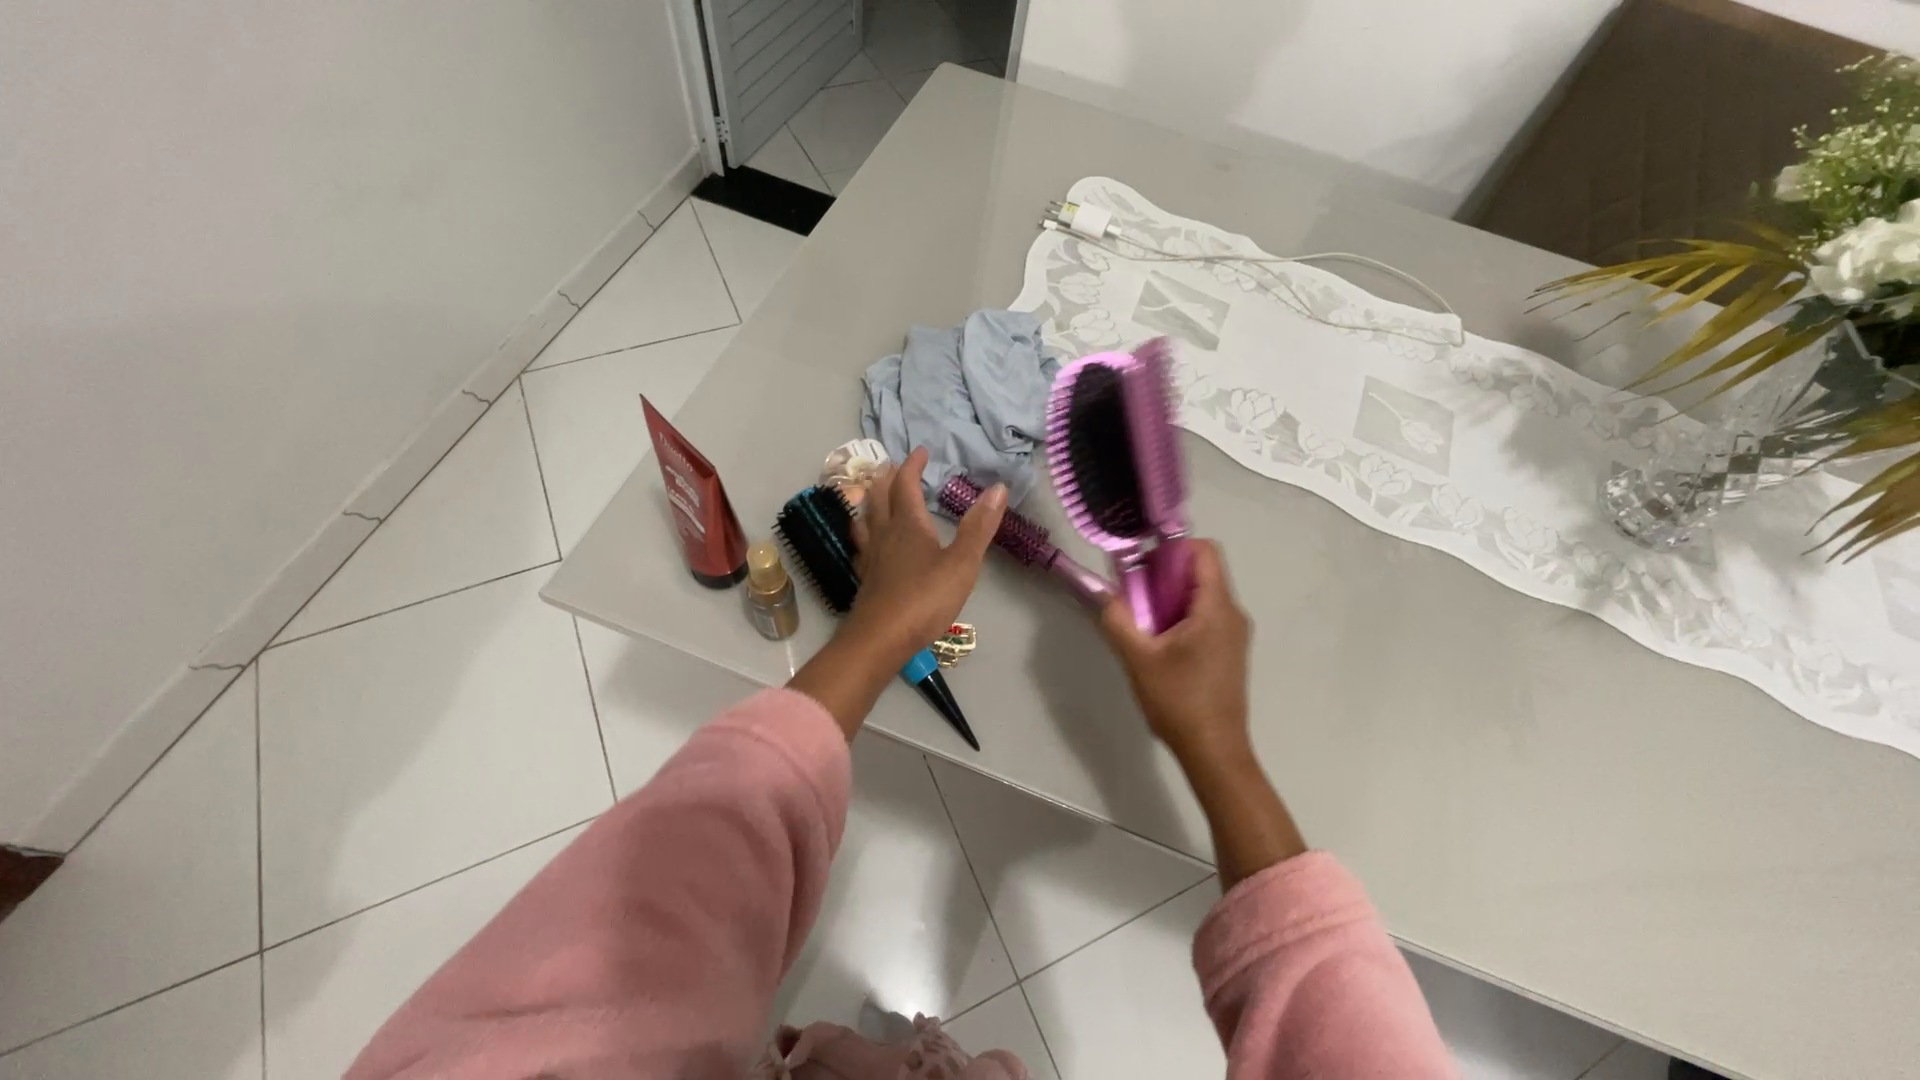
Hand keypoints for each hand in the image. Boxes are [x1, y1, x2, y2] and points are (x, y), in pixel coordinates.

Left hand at [845, 447, 1006, 664]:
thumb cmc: (924, 599)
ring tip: (873, 495)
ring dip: (870, 501)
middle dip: (887, 478)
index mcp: (908, 525)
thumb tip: (998, 488)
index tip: (920, 452)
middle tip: (892, 466)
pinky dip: (864, 533)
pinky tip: (867, 543)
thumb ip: (978, 527)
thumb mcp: (961, 564)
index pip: (905, 486)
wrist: (880, 639)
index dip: (911, 466)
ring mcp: (870, 557)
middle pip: (879, 497)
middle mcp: (884, 535)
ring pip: (865, 519)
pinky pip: (861, 545)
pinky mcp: (865, 579)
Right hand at [1101, 541, 1303, 884]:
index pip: (1204, 551)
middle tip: (1134, 599)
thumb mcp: (1138, 659)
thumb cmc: (1179, 701)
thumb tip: (1101, 592)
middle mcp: (1233, 614)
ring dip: (1170, 600)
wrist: (1215, 751)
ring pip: (1201, 596)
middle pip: (1201, 572)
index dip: (1171, 548)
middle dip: (1164, 576)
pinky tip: (1160, 647)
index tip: (1141, 567)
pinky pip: (1205, 618)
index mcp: (1217, 607)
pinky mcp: (1230, 653)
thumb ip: (1117, 619)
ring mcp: (1235, 635)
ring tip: (1143, 626)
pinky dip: (1181, 619)